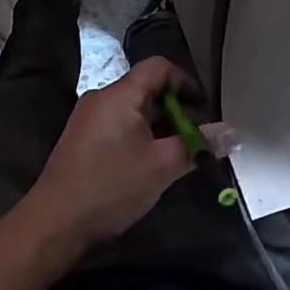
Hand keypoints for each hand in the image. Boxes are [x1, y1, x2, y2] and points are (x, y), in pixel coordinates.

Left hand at [19, 57, 231, 244]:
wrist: (55, 222)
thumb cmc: (111, 186)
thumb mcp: (162, 166)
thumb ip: (198, 146)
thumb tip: (234, 134)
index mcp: (119, 95)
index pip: (158, 67)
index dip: (186, 82)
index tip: (205, 109)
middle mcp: (102, 99)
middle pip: (147, 89)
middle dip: (178, 109)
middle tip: (200, 137)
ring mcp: (89, 120)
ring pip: (134, 111)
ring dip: (161, 127)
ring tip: (183, 154)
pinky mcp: (83, 141)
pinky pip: (120, 127)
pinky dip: (142, 138)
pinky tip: (153, 164)